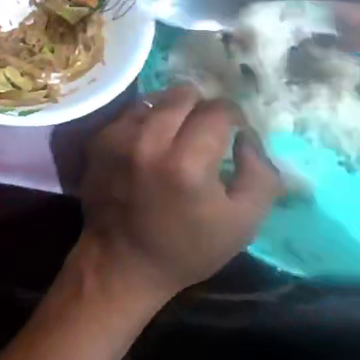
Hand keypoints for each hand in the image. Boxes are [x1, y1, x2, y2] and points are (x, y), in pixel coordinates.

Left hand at [73, 85, 282, 306]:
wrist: (121, 266)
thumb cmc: (187, 248)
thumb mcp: (244, 222)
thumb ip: (260, 172)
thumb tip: (247, 136)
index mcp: (187, 163)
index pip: (219, 110)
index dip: (234, 118)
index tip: (234, 135)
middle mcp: (149, 141)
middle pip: (186, 94)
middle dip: (202, 109)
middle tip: (206, 134)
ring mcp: (119, 137)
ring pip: (158, 98)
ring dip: (174, 112)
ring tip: (178, 138)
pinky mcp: (99, 140)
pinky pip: (134, 112)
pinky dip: (148, 122)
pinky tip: (152, 147)